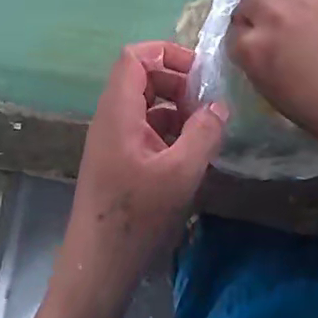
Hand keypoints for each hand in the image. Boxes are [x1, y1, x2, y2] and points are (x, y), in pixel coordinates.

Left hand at [54, 42, 228, 308]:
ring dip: (175, 109)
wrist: (99, 264)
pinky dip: (168, 131)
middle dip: (176, 82)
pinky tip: (191, 154)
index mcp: (118, 111)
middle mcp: (111, 118)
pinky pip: (144, 130)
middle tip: (207, 104)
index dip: (167, 54)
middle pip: (141, 78)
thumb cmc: (136, 215)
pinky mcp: (117, 161)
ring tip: (205, 130)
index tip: (200, 74)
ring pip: (145, 106)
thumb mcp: (181, 172)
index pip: (134, 56)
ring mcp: (112, 140)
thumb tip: (219, 105)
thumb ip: (204, 133)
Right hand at [229, 0, 317, 150]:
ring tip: (285, 1)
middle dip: (253, 5)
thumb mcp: (271, 92)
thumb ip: (255, 62)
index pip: (232, 28)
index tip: (251, 39)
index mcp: (251, 48)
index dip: (242, 32)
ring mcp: (301, 1)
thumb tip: (256, 48)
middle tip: (265, 16)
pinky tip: (314, 6)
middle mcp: (270, 17)